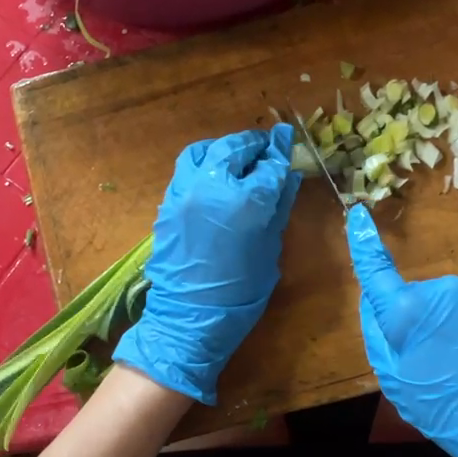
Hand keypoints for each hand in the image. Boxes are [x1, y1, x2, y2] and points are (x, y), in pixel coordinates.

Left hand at [113, 125, 300, 403]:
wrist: (191, 315)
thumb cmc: (241, 291)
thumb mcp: (270, 249)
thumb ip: (278, 208)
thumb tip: (287, 176)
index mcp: (248, 201)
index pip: (269, 165)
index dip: (280, 153)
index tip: (286, 141)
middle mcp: (215, 185)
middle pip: (236, 148)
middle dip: (253, 145)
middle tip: (264, 146)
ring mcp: (187, 190)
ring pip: (206, 151)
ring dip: (224, 149)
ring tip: (236, 156)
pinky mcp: (169, 200)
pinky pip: (187, 168)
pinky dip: (203, 162)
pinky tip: (214, 173)